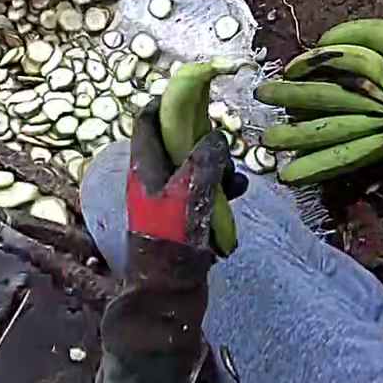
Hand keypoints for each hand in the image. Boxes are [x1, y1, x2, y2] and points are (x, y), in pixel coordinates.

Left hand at [125, 103, 243, 249]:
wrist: (169, 290)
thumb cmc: (172, 236)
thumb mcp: (191, 190)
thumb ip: (205, 158)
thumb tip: (216, 137)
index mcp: (145, 165)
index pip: (147, 120)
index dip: (166, 102)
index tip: (191, 93)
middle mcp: (154, 176)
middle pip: (177, 141)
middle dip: (204, 139)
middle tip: (223, 145)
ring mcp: (168, 196)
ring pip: (195, 165)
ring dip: (218, 166)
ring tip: (234, 181)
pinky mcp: (183, 214)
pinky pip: (204, 189)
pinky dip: (221, 187)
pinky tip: (237, 193)